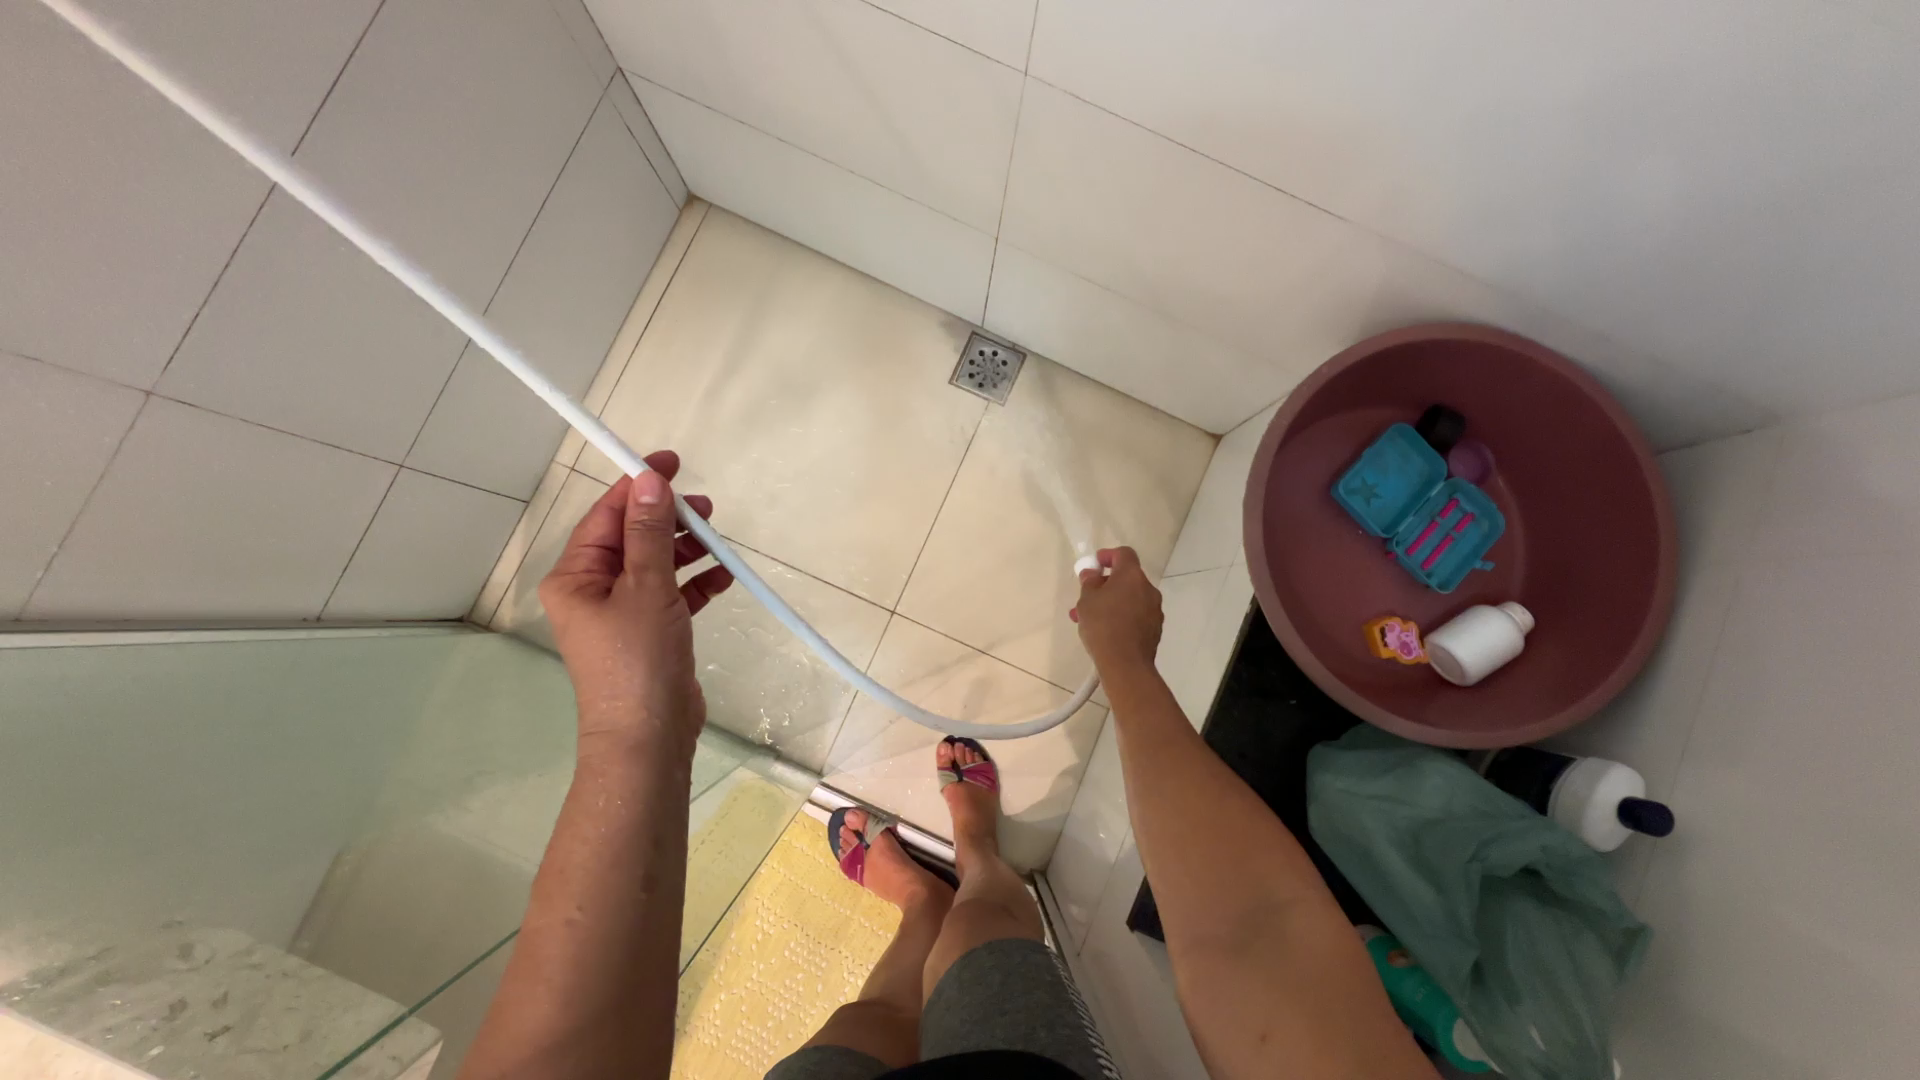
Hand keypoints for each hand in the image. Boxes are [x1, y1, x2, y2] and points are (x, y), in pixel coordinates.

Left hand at [539, 450, 732, 754]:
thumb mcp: (646, 588)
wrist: (649, 736)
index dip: (638, 485)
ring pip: (656, 563)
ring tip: (719, 539)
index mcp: (576, 576)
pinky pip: (673, 592)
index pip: (607, 515)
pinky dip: (697, 582)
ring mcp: (623, 612)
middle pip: (633, 537)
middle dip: (670, 519)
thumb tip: (648, 480)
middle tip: (707, 507)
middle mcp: (594, 589)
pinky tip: (723, 576)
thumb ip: (649, 533)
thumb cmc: (638, 659)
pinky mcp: (651, 631)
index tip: (672, 461)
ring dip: (687, 549)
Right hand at [1070, 546, 1162, 671]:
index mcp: (1132, 576)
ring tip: (1091, 619)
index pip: (1124, 554)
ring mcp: (1155, 610)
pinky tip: (1106, 632)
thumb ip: (1089, 582)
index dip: (1108, 556)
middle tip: (1088, 597)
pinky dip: (1122, 617)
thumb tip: (1092, 573)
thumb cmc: (1102, 625)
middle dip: (1106, 585)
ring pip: (1130, 599)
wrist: (1125, 664)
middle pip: (1127, 578)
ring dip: (1112, 603)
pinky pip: (1136, 615)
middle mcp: (1148, 589)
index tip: (1094, 566)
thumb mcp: (1086, 600)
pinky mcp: (1155, 629)